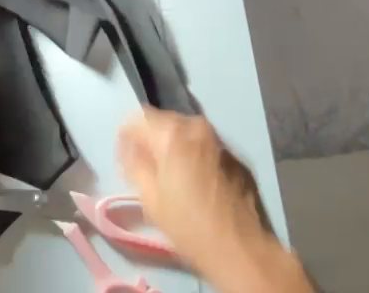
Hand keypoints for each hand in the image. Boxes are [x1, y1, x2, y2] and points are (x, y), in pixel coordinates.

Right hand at [118, 111, 310, 292]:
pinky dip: (195, 155)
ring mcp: (220, 140)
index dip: (127, 136)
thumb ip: (135, 165)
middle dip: (151, 139)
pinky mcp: (236, 156)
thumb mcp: (151, 199)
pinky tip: (195, 181)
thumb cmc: (191, 227)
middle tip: (146, 166)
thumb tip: (129, 150)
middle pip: (164, 121)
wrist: (243, 251)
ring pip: (186, 132)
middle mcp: (196, 127)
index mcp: (172, 134)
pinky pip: (205, 146)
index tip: (124, 156)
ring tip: (171, 174)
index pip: (139, 118)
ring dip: (174, 146)